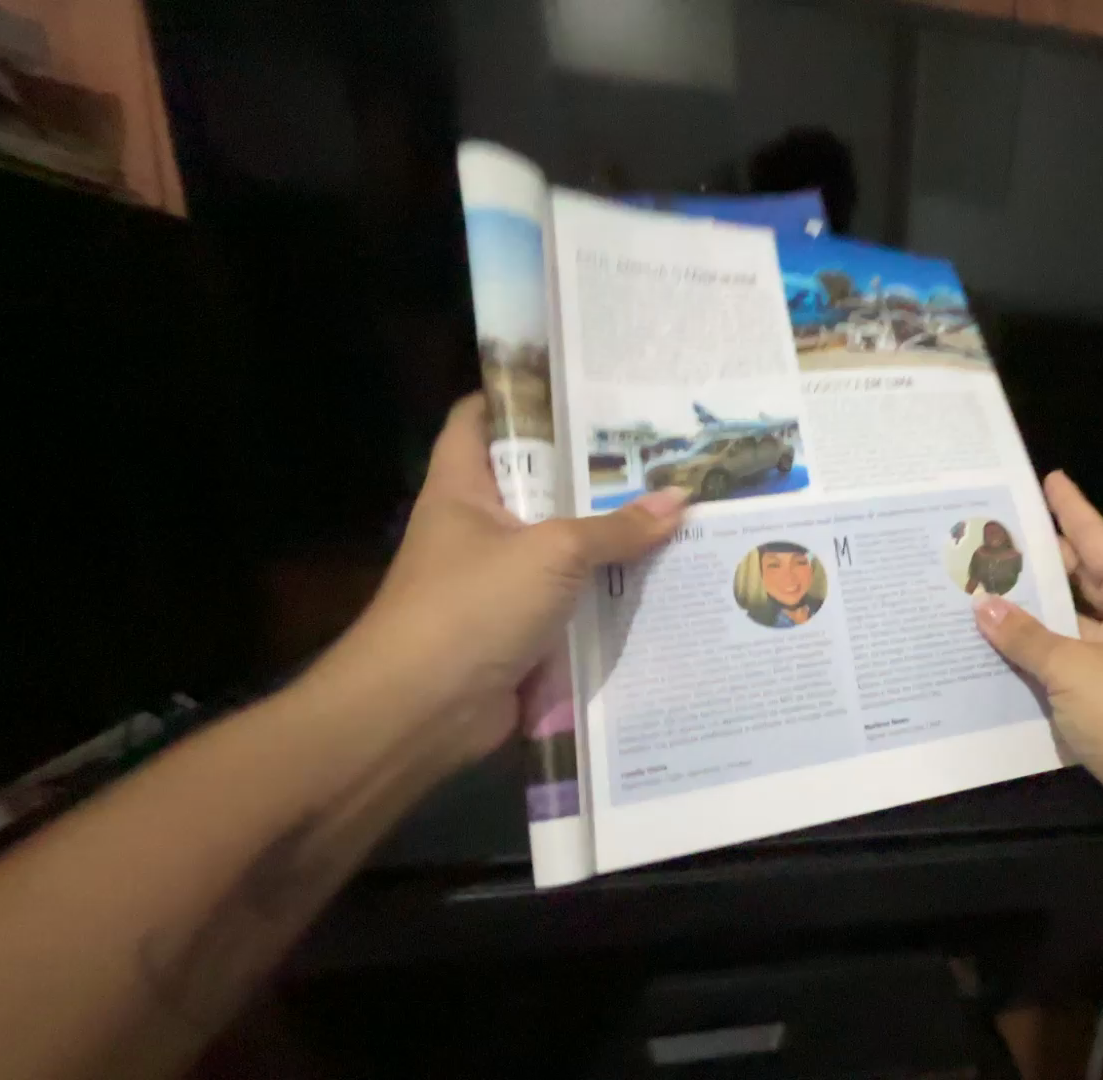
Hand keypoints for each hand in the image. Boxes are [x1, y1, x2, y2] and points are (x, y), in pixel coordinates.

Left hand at [310, 395, 686, 761]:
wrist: (421, 711)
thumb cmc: (471, 606)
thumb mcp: (552, 553)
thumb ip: (617, 528)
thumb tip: (681, 501)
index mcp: (464, 489)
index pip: (481, 420)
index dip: (522, 397)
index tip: (582, 388)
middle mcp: (482, 527)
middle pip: (541, 483)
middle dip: (595, 470)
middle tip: (659, 450)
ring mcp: (504, 578)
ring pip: (566, 542)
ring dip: (612, 534)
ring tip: (676, 506)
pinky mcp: (526, 624)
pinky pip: (576, 594)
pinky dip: (611, 587)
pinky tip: (662, 575)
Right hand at [971, 472, 1102, 847]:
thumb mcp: (1075, 670)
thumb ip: (1026, 637)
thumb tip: (983, 607)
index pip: (1097, 540)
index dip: (1070, 509)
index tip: (1047, 478)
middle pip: (1079, 579)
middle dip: (1039, 560)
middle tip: (990, 536)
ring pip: (1064, 625)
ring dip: (1027, 613)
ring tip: (976, 586)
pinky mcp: (1102, 700)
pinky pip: (1059, 665)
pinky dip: (1030, 657)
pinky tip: (990, 648)